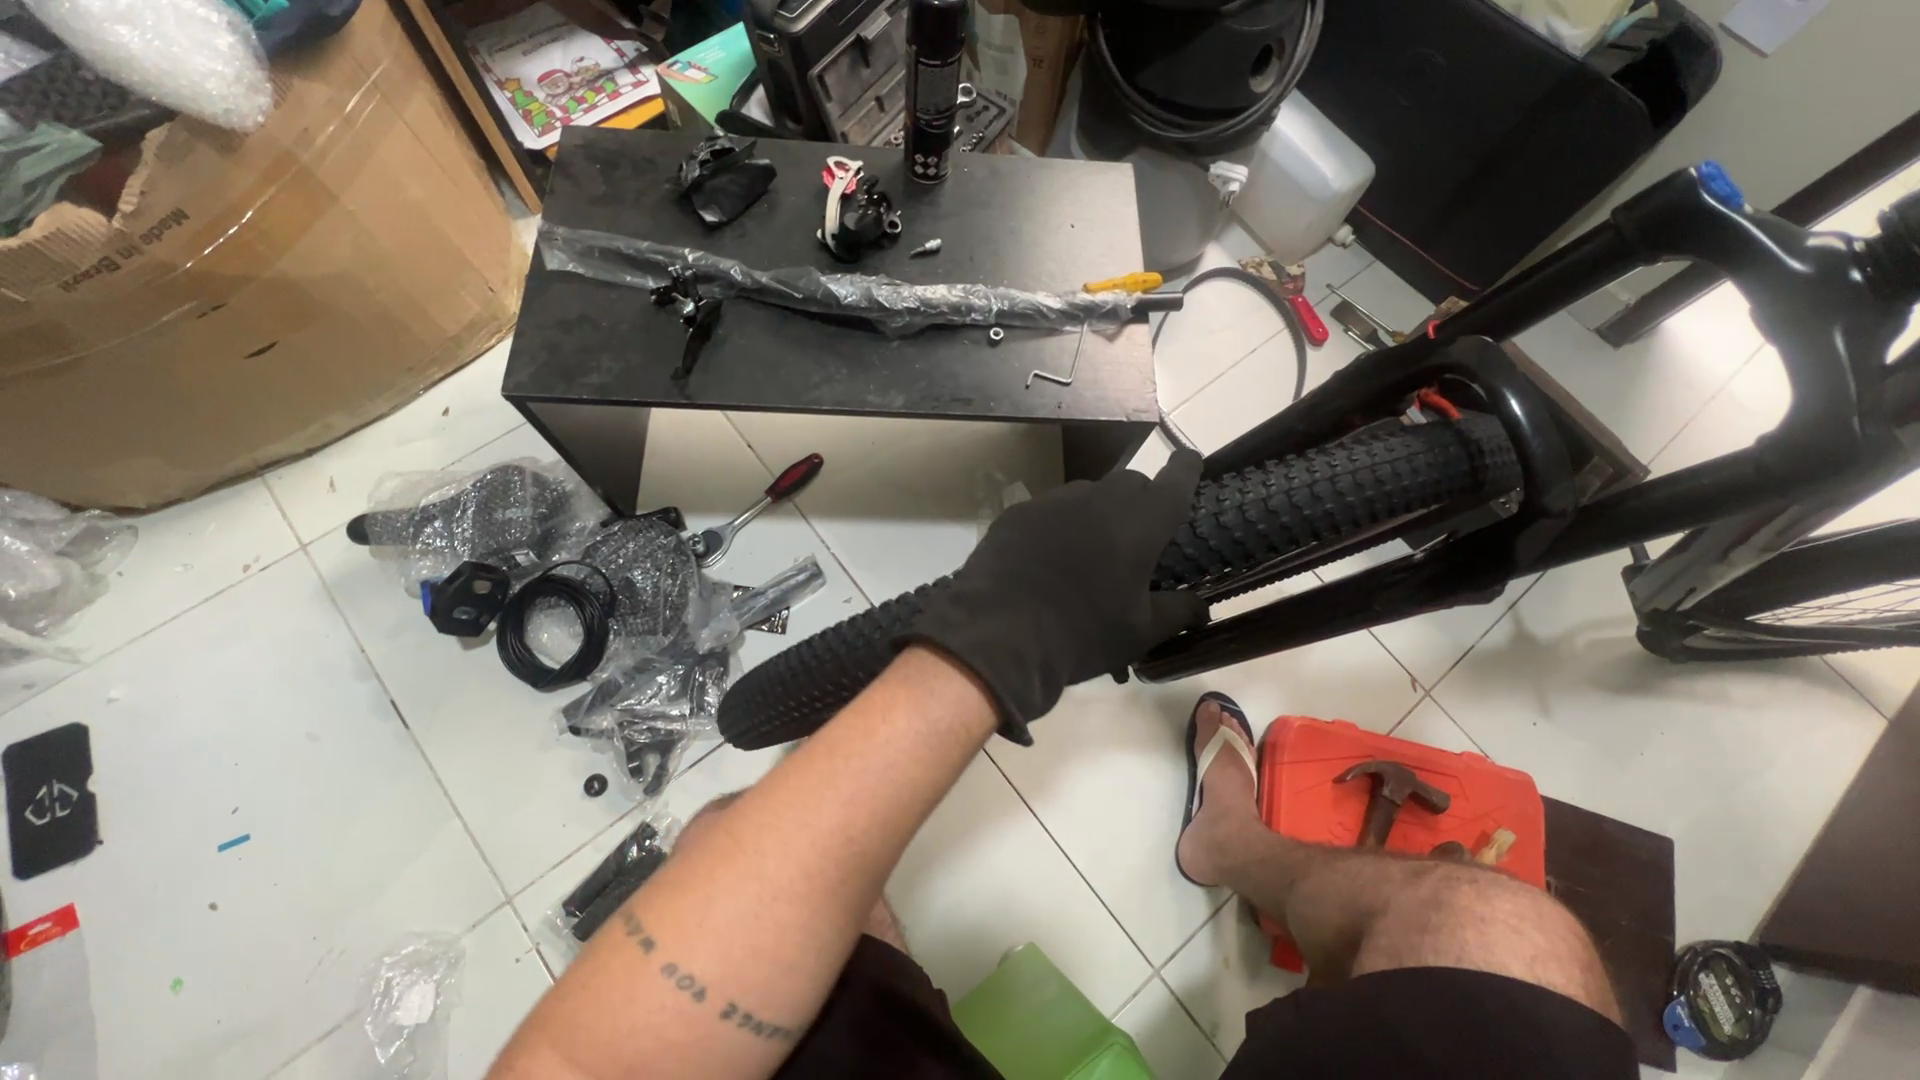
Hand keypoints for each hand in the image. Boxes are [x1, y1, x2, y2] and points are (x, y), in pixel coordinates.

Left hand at [896, 450, 1208, 743]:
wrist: (998, 635)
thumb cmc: (1082, 635)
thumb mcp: (1139, 633)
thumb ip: (1176, 612)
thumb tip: (1203, 608)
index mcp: (1140, 523)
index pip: (1174, 481)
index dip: (1185, 468)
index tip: (1189, 460)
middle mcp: (1099, 499)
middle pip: (1129, 483)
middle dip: (1139, 500)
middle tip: (1136, 535)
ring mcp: (1053, 501)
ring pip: (1086, 494)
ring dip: (1095, 513)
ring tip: (1087, 552)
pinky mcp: (1016, 513)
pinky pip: (1047, 510)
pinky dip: (1056, 526)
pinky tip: (1045, 559)